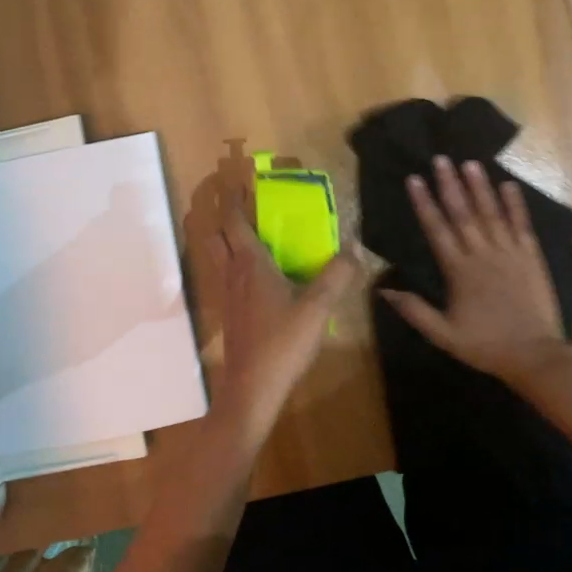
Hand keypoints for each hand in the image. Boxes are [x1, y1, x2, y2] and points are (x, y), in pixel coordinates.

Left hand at [205, 194, 365, 447]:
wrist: (251, 389)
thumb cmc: (282, 343)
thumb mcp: (317, 308)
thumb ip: (336, 275)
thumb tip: (353, 247)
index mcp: (250, 264)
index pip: (234, 221)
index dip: (233, 200)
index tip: (237, 181)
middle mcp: (233, 274)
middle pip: (217, 236)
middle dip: (225, 217)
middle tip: (242, 204)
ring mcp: (228, 296)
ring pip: (220, 258)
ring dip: (228, 240)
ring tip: (252, 234)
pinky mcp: (231, 316)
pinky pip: (228, 278)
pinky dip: (236, 265)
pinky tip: (258, 278)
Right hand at [380, 156, 568, 385]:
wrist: (535, 356)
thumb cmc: (485, 345)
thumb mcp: (443, 334)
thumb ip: (414, 310)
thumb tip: (383, 290)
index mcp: (458, 271)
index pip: (437, 229)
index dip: (424, 203)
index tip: (414, 179)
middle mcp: (482, 254)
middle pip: (463, 213)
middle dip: (450, 184)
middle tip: (440, 159)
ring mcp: (509, 253)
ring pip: (491, 213)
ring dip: (479, 187)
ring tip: (469, 162)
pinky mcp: (532, 257)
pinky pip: (522, 225)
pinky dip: (515, 205)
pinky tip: (508, 185)